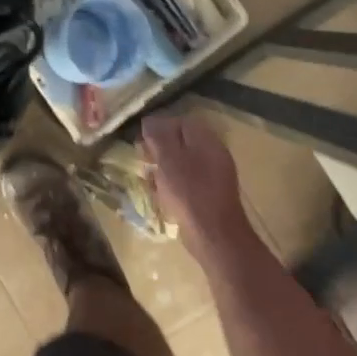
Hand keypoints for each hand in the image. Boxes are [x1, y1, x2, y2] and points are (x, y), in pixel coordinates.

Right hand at [141, 111, 253, 251]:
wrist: (214, 234)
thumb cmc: (188, 193)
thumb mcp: (168, 160)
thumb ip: (159, 137)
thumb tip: (150, 121)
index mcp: (205, 139)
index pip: (180, 122)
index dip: (159, 129)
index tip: (142, 143)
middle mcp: (214, 152)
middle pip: (183, 142)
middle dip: (161, 150)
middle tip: (144, 161)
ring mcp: (215, 174)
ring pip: (184, 162)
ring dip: (165, 168)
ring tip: (151, 180)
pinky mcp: (212, 194)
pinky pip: (189, 181)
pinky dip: (174, 184)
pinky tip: (163, 196)